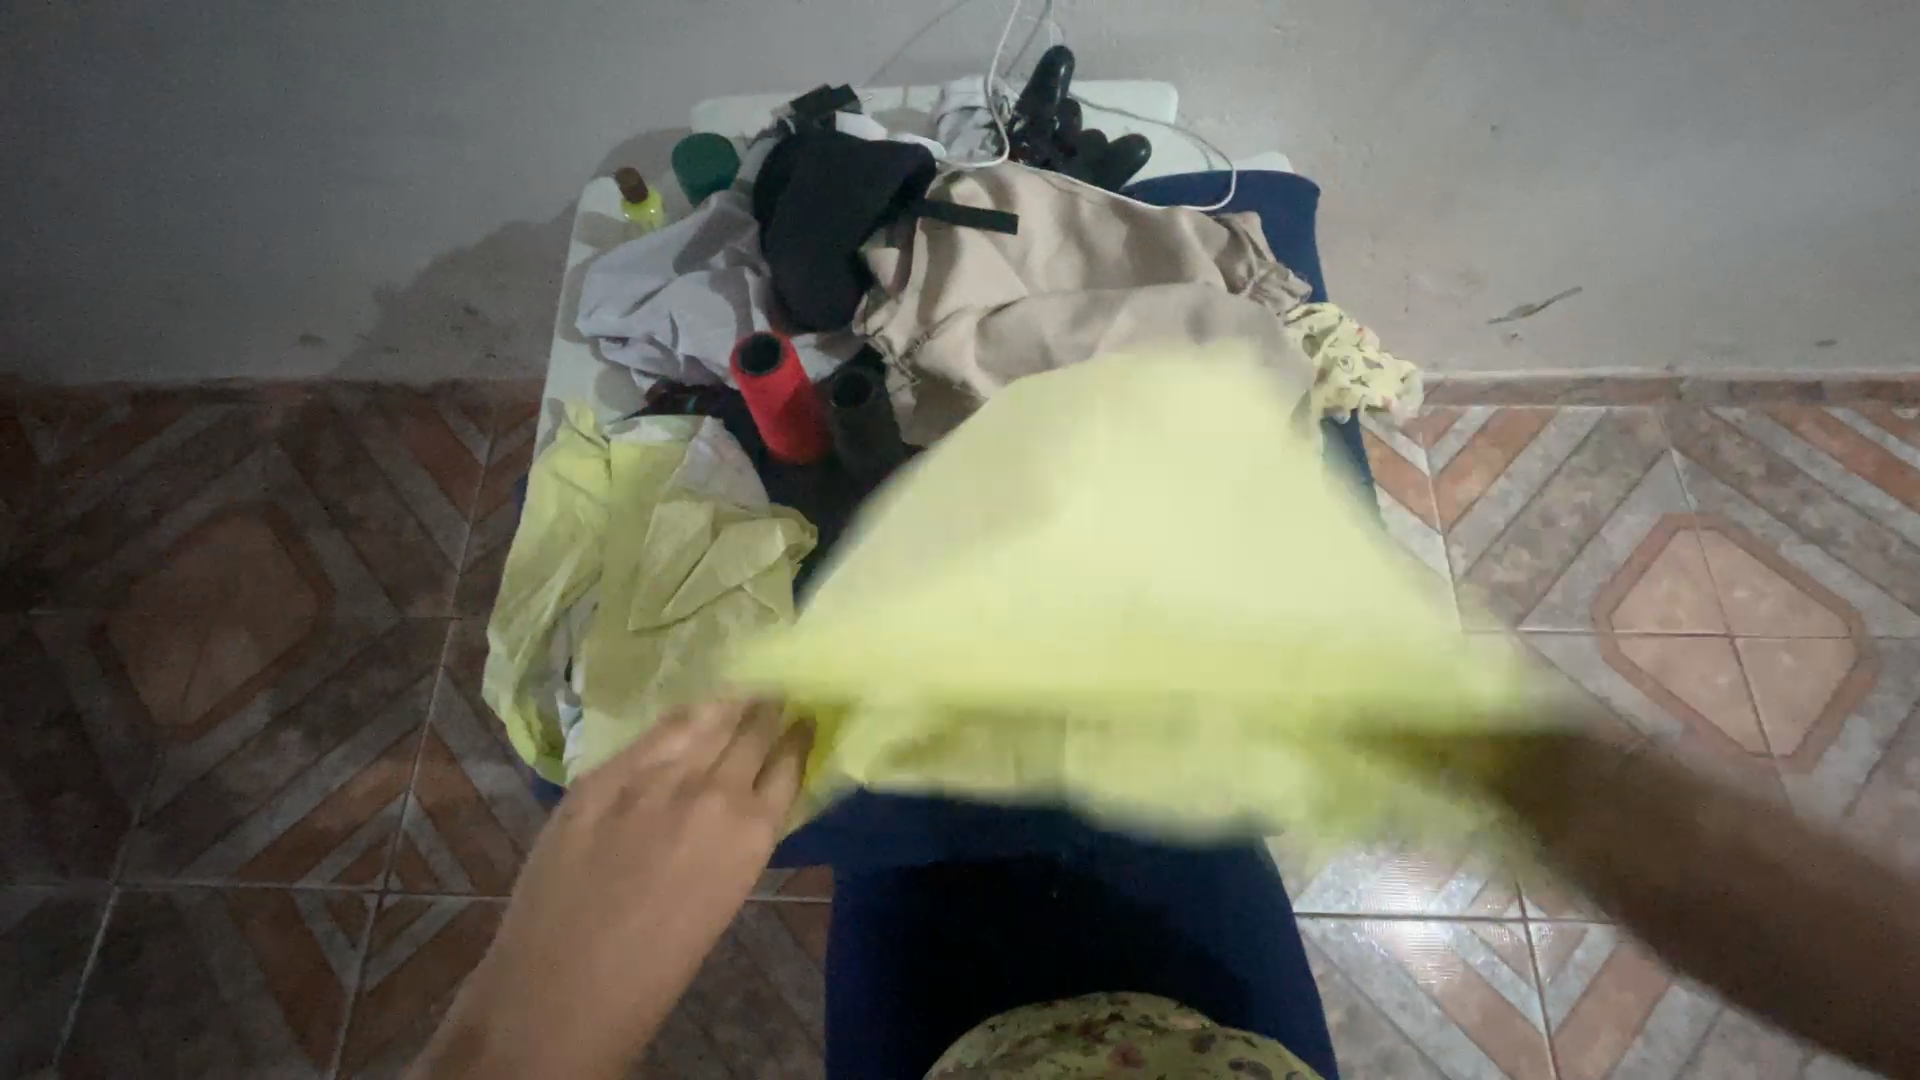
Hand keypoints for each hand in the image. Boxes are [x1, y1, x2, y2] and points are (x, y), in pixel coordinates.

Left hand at [409, 699, 812, 1079]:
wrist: (560, 993)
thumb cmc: (658, 963)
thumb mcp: (727, 892)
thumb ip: (743, 835)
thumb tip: (751, 795)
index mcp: (752, 832)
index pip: (789, 763)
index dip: (798, 738)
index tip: (803, 721)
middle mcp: (713, 792)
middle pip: (753, 732)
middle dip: (768, 712)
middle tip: (774, 697)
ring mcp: (654, 778)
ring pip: (705, 720)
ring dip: (728, 706)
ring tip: (737, 694)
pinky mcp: (603, 775)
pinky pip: (653, 733)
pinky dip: (680, 721)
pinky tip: (688, 715)